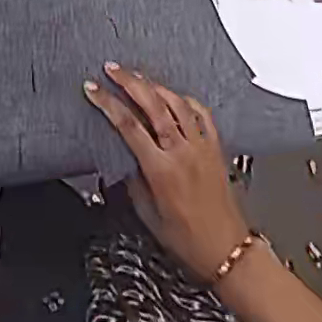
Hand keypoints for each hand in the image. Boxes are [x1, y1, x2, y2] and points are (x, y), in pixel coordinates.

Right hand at [84, 62, 251, 281]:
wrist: (228, 252)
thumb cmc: (189, 240)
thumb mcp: (148, 214)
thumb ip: (134, 180)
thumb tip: (124, 157)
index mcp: (161, 170)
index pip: (128, 125)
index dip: (107, 102)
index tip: (93, 89)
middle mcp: (182, 153)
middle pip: (152, 104)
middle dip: (129, 82)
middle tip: (112, 69)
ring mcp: (201, 147)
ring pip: (176, 103)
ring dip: (154, 85)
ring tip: (138, 75)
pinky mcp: (215, 148)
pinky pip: (201, 114)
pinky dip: (185, 99)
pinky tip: (175, 95)